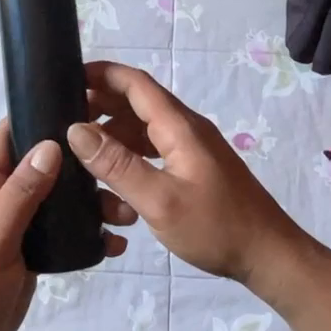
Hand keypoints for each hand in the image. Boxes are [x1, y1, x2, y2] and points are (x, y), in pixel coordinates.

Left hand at [0, 119, 137, 330]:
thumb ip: (20, 195)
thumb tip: (51, 145)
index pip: (11, 136)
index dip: (39, 113)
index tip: (82, 105)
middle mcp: (4, 199)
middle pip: (46, 165)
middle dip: (82, 162)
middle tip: (122, 164)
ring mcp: (21, 226)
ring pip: (62, 200)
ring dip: (94, 202)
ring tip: (126, 214)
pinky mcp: (35, 253)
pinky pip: (67, 233)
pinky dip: (91, 234)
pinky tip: (116, 243)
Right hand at [73, 62, 314, 287]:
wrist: (269, 256)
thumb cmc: (216, 227)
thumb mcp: (159, 200)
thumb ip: (117, 165)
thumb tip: (75, 130)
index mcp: (179, 126)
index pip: (135, 84)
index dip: (101, 74)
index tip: (65, 77)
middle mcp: (185, 129)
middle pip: (136, 103)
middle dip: (99, 105)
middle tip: (61, 120)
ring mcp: (191, 149)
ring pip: (143, 129)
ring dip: (112, 136)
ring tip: (79, 154)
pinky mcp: (193, 169)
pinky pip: (154, 150)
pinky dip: (129, 157)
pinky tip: (111, 182)